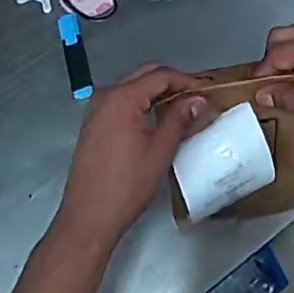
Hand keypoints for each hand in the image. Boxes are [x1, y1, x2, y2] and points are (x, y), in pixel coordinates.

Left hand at [52, 64, 202, 247]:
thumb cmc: (127, 185)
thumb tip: (197, 100)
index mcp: (122, 98)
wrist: (88, 217)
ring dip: (156, 91)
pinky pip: (121, 100)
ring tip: (180, 107)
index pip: (160, 75)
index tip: (205, 92)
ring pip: (132, 86)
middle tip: (195, 98)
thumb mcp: (160, 150)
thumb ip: (179, 118)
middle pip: (144, 75)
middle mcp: (105, 96)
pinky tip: (157, 118)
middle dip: (171, 82)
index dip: (186, 80)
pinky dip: (141, 102)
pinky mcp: (93, 123)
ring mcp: (96, 109)